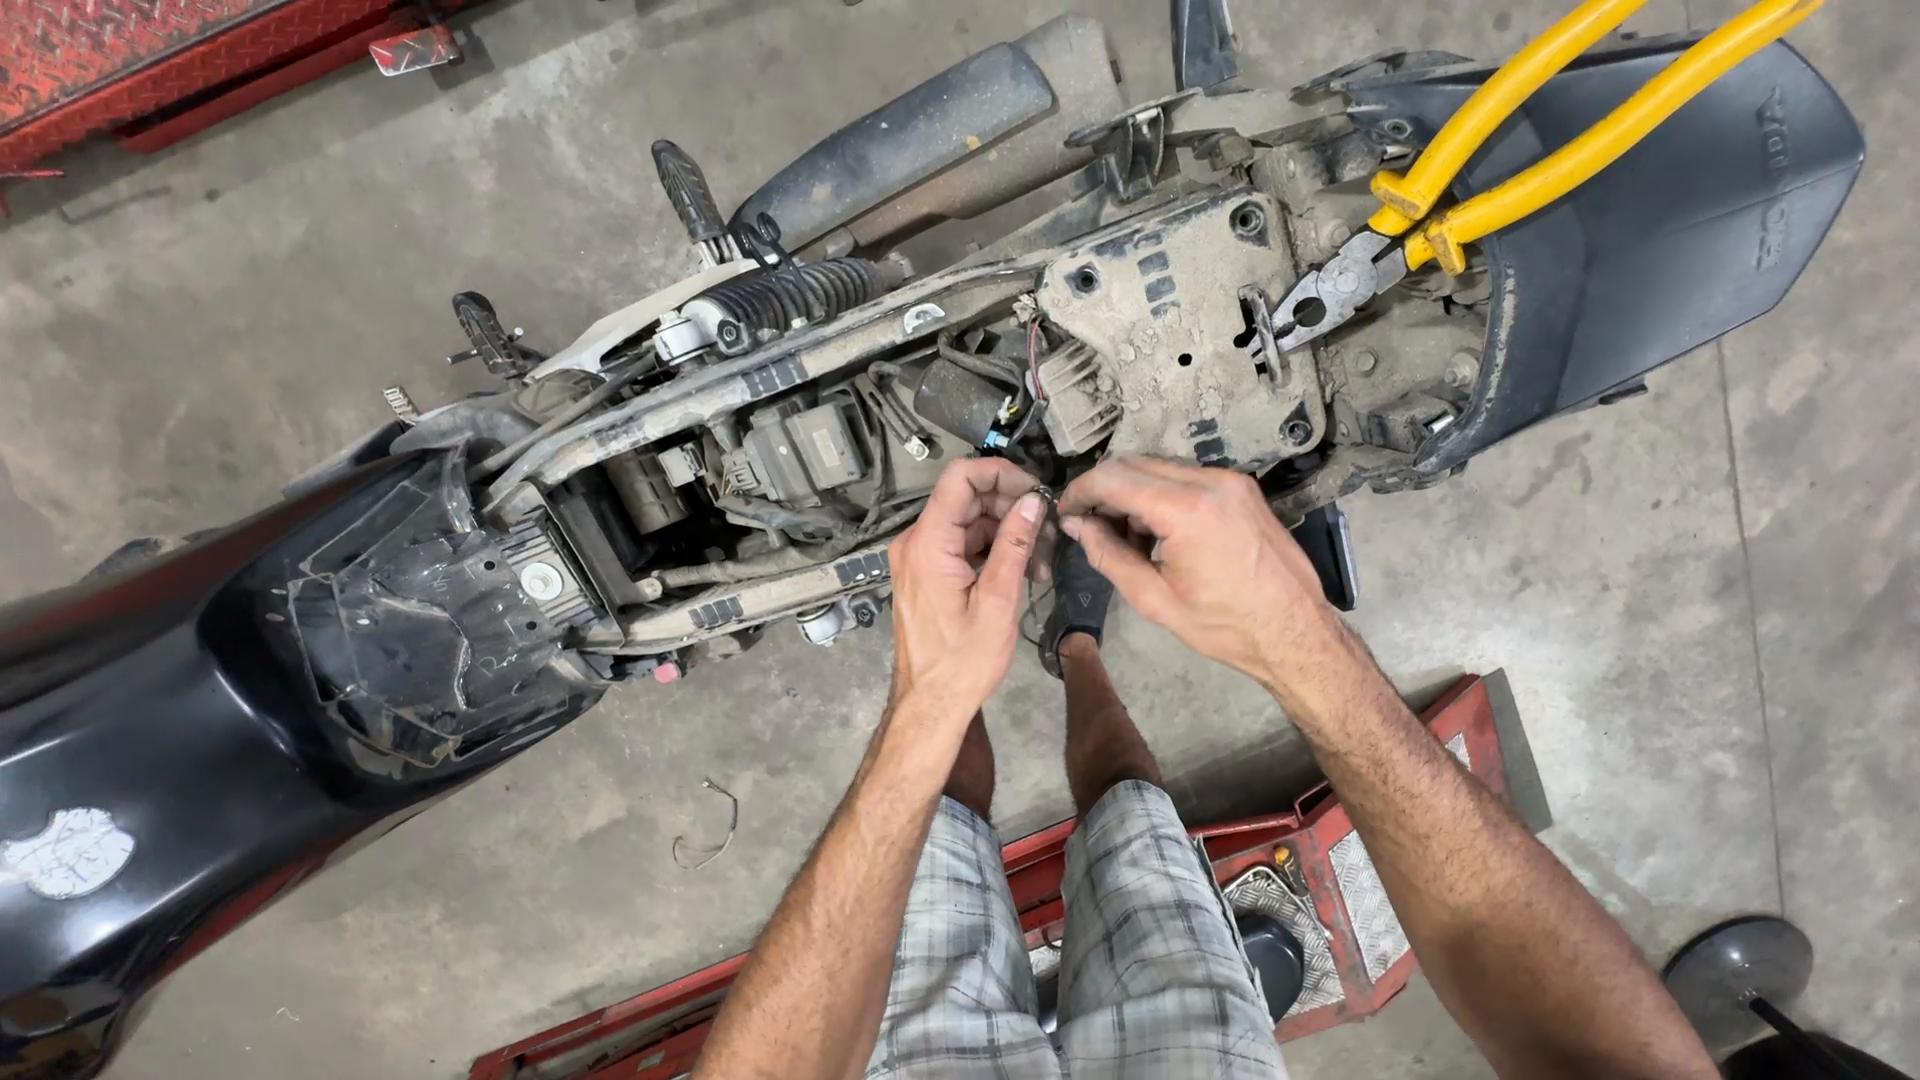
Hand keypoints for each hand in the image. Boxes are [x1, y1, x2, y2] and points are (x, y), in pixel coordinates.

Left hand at [887, 459, 1044, 721]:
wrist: (930, 703)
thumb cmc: (962, 661)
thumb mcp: (998, 601)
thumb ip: (1014, 545)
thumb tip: (1033, 502)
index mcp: (927, 543)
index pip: (959, 478)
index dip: (1000, 473)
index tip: (1036, 489)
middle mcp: (915, 542)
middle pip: (966, 499)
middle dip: (1011, 508)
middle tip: (1048, 533)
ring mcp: (918, 557)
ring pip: (968, 523)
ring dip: (1006, 533)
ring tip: (1039, 563)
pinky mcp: (925, 573)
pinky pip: (961, 545)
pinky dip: (991, 552)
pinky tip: (1021, 572)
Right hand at [1057, 457, 1360, 710]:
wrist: (1295, 631)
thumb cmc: (1225, 625)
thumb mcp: (1154, 599)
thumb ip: (1108, 555)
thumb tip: (1076, 526)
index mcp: (1188, 510)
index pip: (1114, 478)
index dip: (1080, 491)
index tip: (1064, 511)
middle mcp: (1211, 481)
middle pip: (1134, 465)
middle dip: (1103, 490)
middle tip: (1086, 525)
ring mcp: (1230, 481)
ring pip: (1158, 469)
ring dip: (1131, 493)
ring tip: (1123, 537)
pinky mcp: (1241, 488)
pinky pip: (1184, 478)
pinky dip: (1159, 496)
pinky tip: (1154, 532)